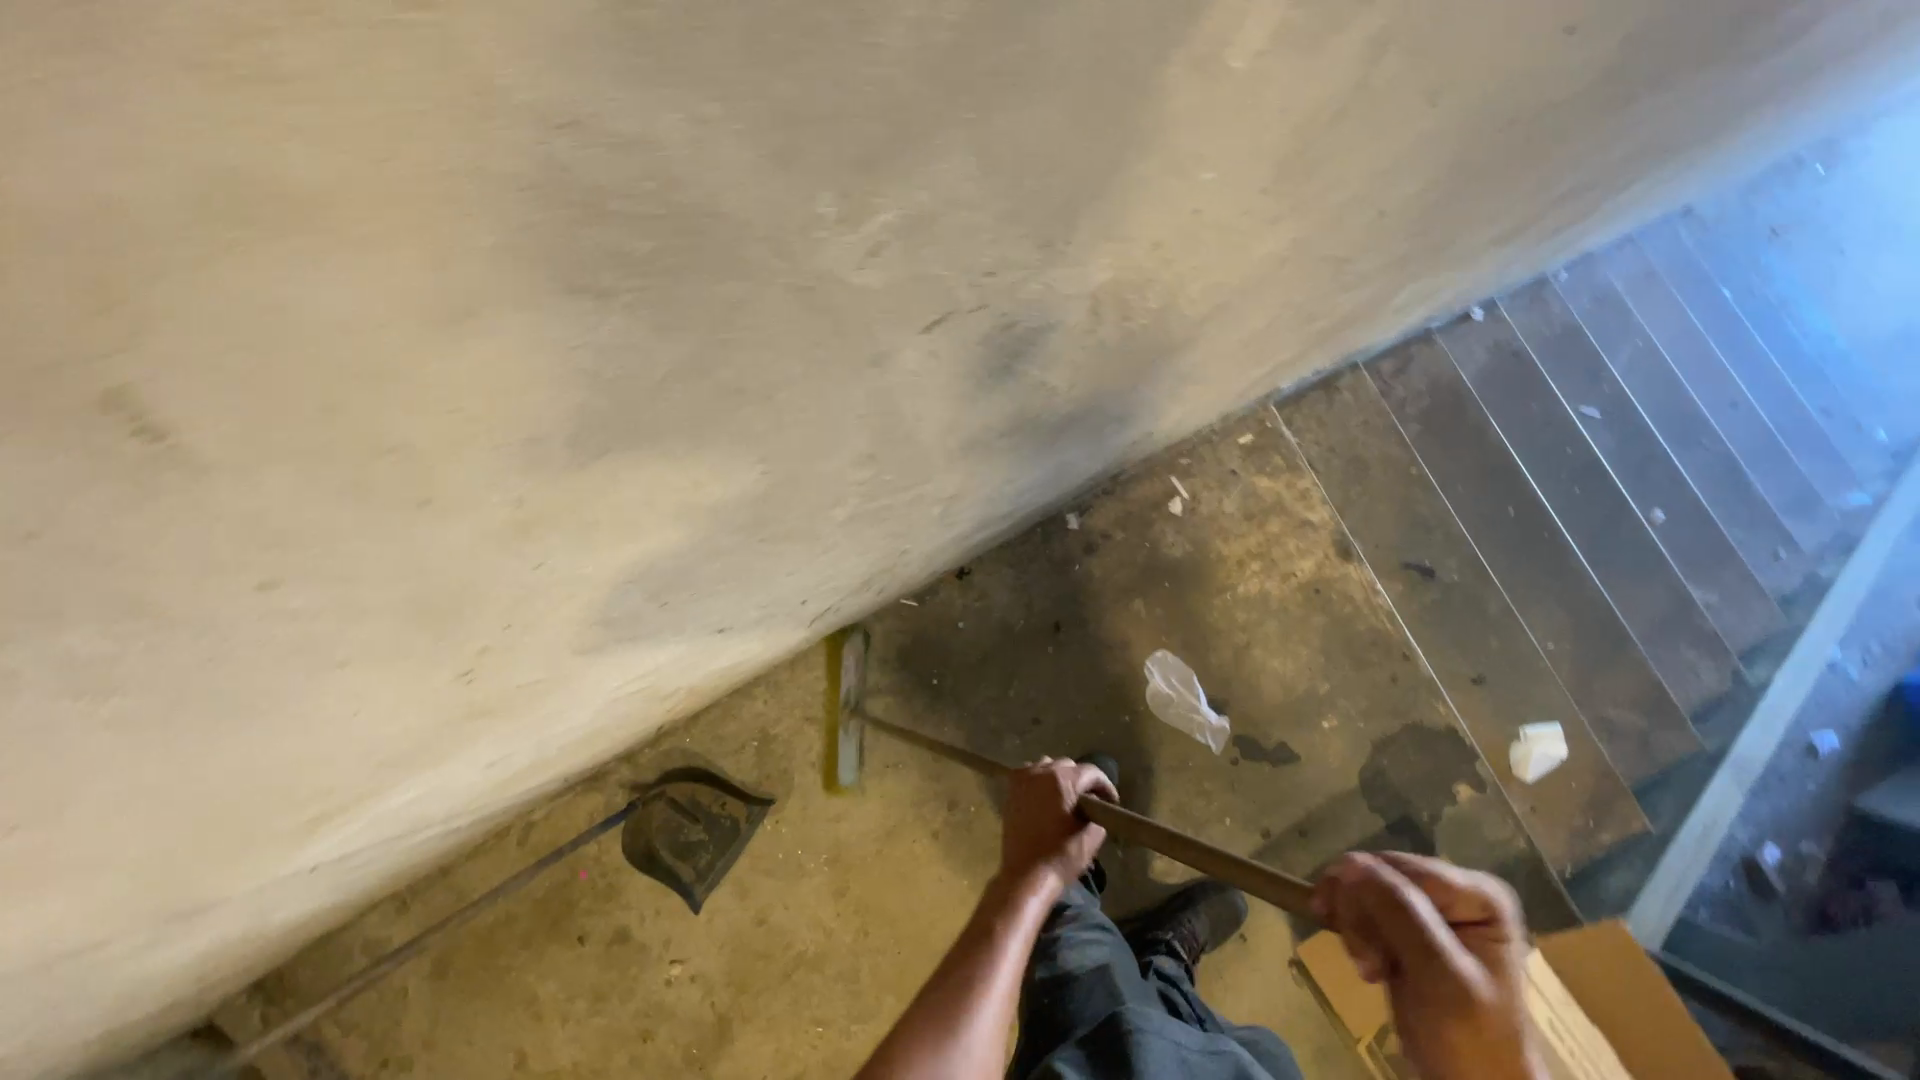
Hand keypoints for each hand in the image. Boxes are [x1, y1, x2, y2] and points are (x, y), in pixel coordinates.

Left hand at [998, 757, 1116, 897]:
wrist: (1025, 875)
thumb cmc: (1061, 856)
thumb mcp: (1091, 836)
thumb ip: (1098, 812)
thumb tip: (1096, 803)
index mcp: (1062, 780)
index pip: (1091, 772)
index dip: (1105, 786)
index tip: (1111, 801)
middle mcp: (1040, 772)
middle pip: (1068, 766)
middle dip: (1082, 780)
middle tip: (1091, 800)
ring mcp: (1023, 780)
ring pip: (1047, 766)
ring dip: (1060, 777)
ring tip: (1068, 797)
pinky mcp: (1011, 791)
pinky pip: (1030, 775)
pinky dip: (1040, 780)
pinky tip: (1047, 797)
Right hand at [1312, 852, 1542, 1079]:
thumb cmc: (1469, 1037)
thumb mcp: (1439, 977)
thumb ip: (1399, 914)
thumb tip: (1349, 861)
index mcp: (1477, 894)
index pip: (1396, 869)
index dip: (1365, 900)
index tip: (1361, 954)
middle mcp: (1456, 890)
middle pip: (1377, 874)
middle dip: (1360, 918)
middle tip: (1368, 965)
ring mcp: (1434, 907)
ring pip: (1364, 889)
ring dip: (1356, 929)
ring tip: (1371, 969)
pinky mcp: (1412, 925)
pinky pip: (1365, 908)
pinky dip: (1357, 934)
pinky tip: (1369, 964)